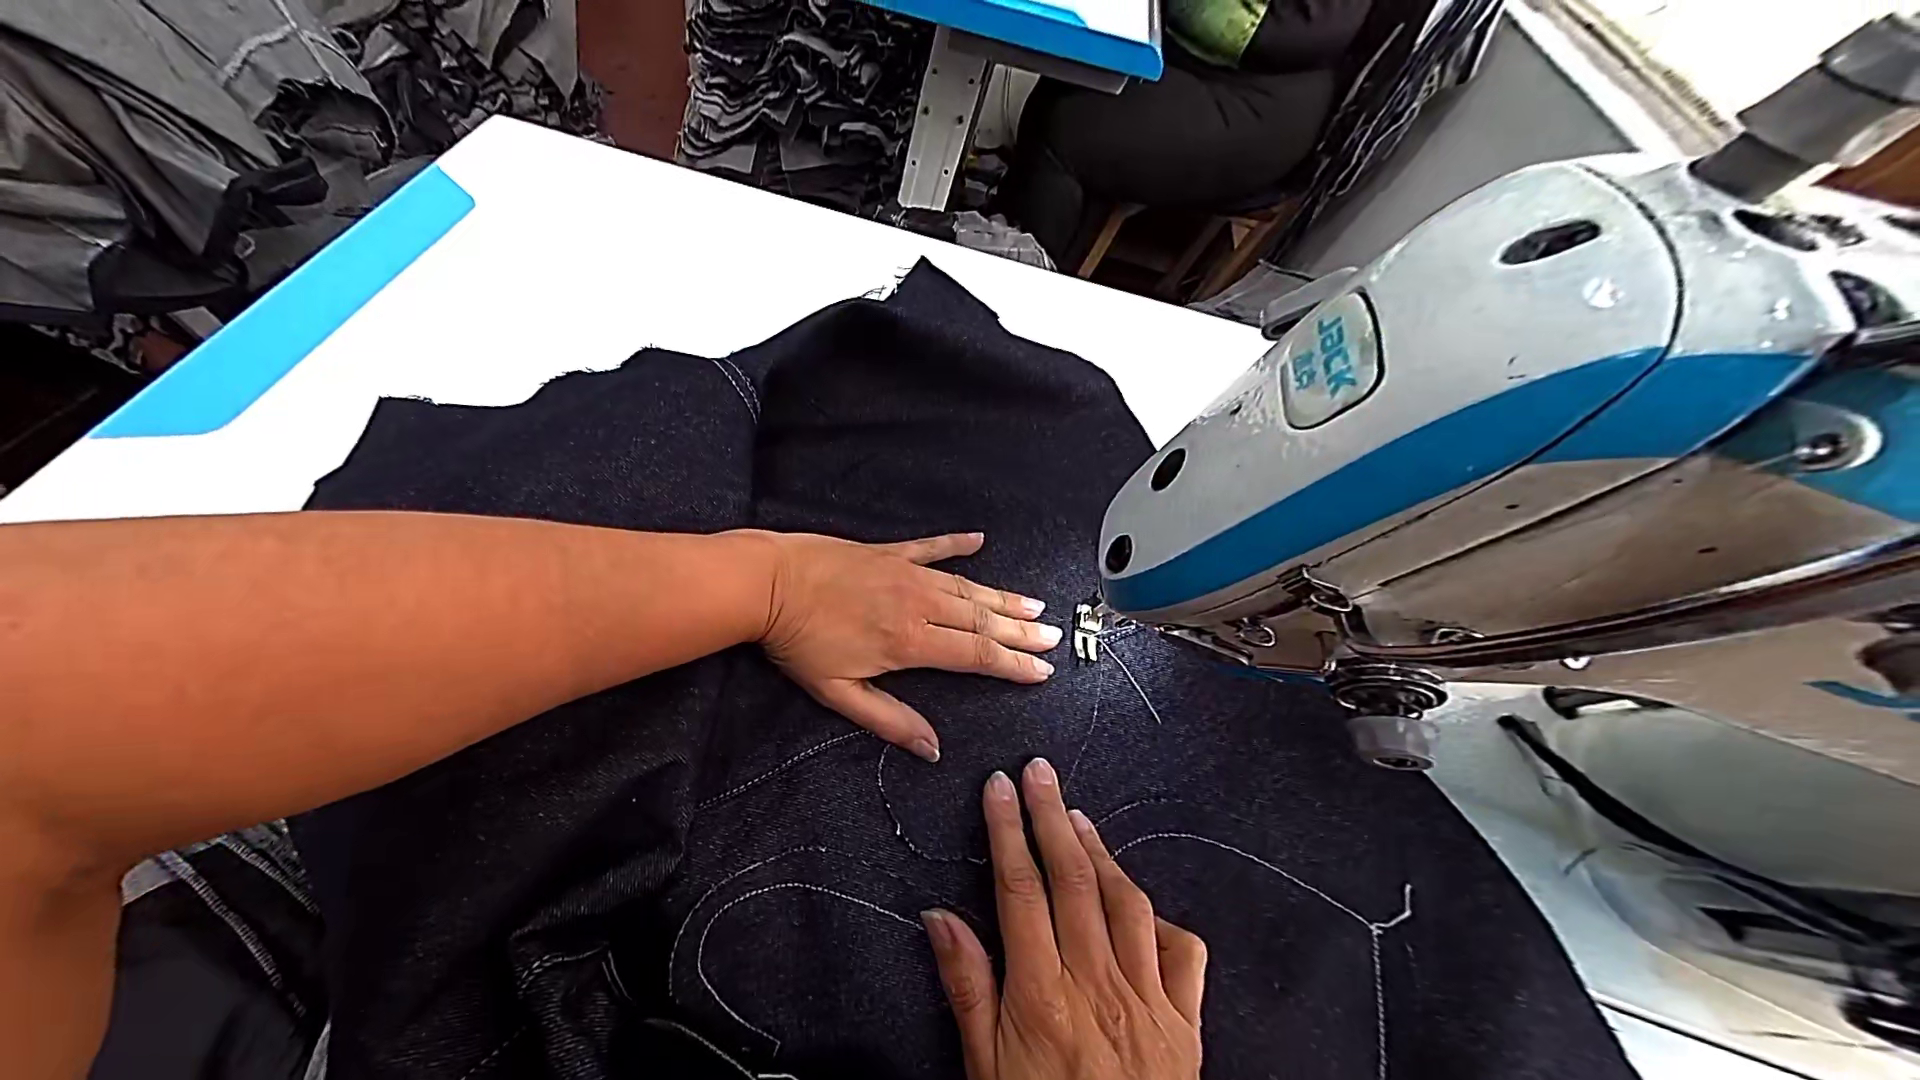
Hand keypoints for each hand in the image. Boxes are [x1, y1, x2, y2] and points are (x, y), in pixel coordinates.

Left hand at [747, 531, 1059, 761]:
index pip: (975, 655)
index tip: (1042, 669)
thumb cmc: (799, 641)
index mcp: (910, 642)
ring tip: (1034, 605)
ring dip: (1002, 597)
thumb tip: (932, 749)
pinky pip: (932, 546)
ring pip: (967, 587)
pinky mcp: (890, 552)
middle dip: (1021, 631)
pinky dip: (957, 544)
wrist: (768, 583)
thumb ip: (889, 720)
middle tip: (1053, 636)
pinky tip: (979, 540)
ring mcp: (907, 573)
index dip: (1012, 664)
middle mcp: (918, 604)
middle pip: (981, 620)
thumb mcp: (838, 693)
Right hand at [922, 758, 1205, 1079]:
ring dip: (1099, 850)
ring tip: (1075, 814)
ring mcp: (1149, 1002)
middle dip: (1051, 816)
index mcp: (1044, 999)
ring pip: (1126, 902)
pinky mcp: (1186, 1024)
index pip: (1020, 889)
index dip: (1007, 831)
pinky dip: (1162, 917)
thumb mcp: (985, 1071)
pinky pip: (1184, 952)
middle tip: (1039, 771)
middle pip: (1073, 879)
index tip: (998, 787)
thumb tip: (939, 916)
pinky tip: (1138, 900)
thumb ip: (967, 988)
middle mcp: (1098, 987)